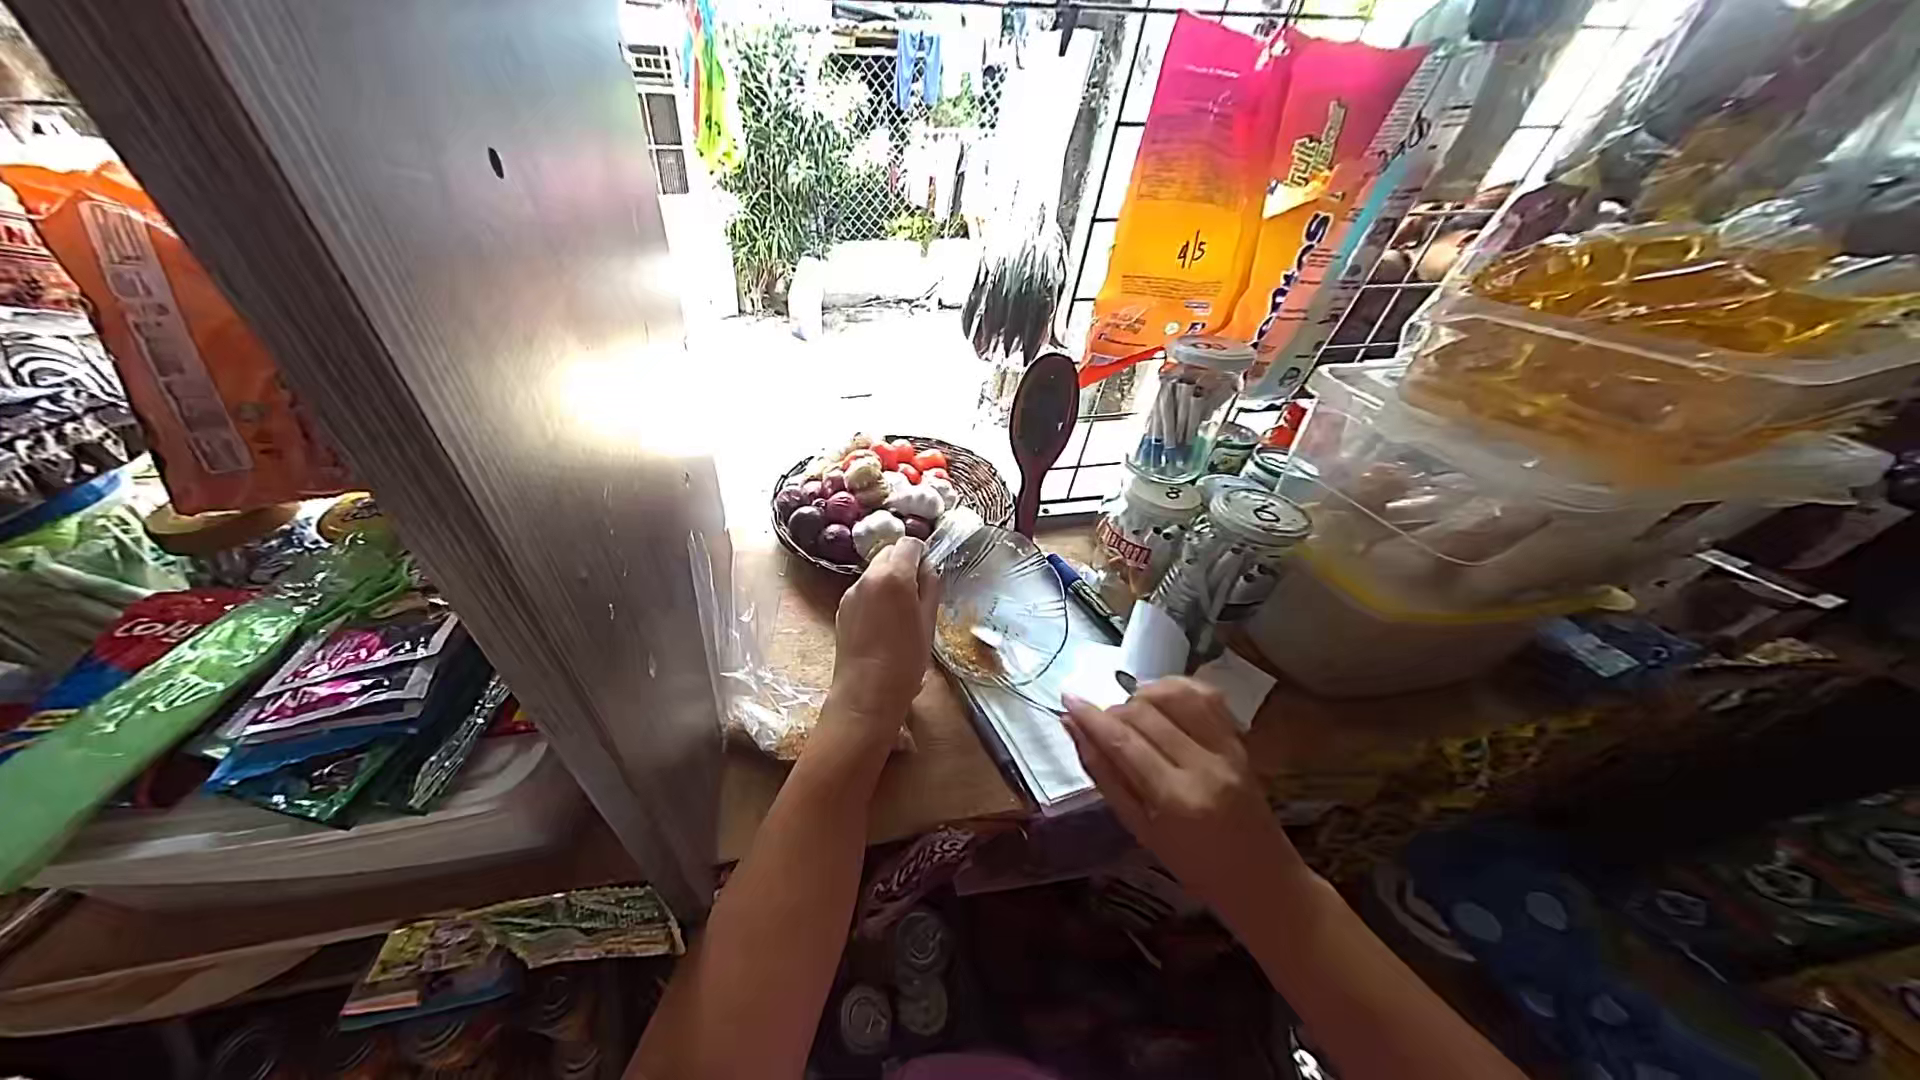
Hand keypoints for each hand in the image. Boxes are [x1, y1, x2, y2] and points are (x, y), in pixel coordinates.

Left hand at [827, 537, 938, 746]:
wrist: (866, 692)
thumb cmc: (906, 660)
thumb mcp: (929, 623)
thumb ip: (930, 588)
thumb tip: (928, 570)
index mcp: (894, 576)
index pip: (909, 544)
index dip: (922, 554)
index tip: (929, 573)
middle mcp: (869, 577)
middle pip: (888, 553)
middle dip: (904, 564)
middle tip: (917, 591)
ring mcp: (851, 592)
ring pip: (874, 571)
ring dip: (889, 579)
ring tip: (901, 610)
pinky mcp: (842, 607)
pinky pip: (863, 589)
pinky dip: (875, 594)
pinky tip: (883, 622)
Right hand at [1062, 677, 1308, 916]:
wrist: (1262, 879)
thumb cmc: (1193, 866)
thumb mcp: (1139, 829)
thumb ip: (1104, 775)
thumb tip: (1072, 728)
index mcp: (1175, 799)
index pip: (1123, 741)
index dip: (1091, 716)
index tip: (1068, 699)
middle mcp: (1204, 766)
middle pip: (1146, 714)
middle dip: (1113, 710)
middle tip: (1102, 723)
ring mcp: (1227, 749)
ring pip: (1176, 694)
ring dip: (1144, 694)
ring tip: (1131, 711)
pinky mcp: (1240, 740)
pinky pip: (1206, 695)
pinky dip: (1177, 688)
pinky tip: (1161, 700)